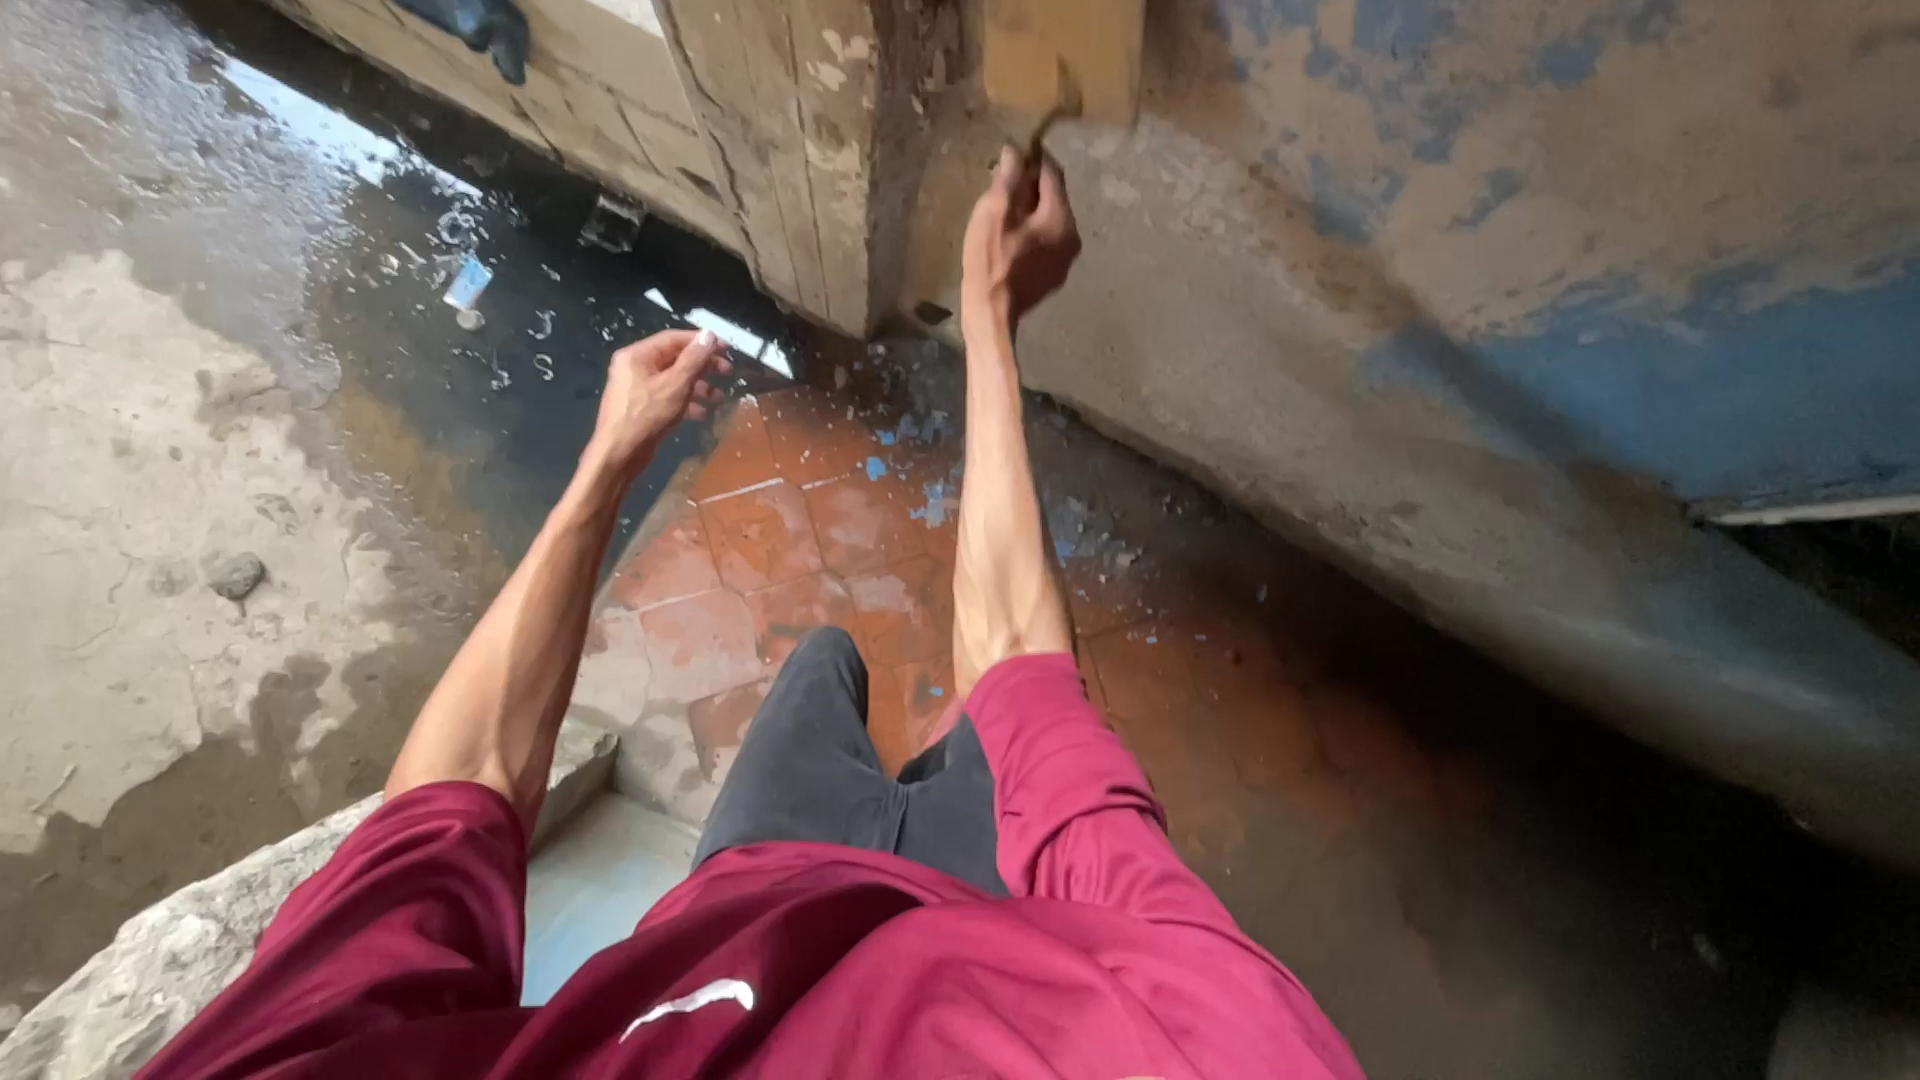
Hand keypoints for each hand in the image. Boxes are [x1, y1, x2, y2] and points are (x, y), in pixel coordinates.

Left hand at [587, 328, 730, 475]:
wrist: (620, 453)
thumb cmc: (646, 416)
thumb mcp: (675, 385)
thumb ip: (694, 359)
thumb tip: (709, 335)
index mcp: (637, 355)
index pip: (673, 339)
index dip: (701, 341)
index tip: (726, 348)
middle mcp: (636, 367)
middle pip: (675, 359)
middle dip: (703, 366)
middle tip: (728, 372)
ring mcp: (638, 388)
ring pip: (674, 380)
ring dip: (699, 387)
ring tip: (720, 398)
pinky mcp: (643, 407)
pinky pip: (669, 397)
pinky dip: (687, 402)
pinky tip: (703, 412)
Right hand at [961, 147, 1080, 330]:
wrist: (991, 312)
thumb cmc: (991, 260)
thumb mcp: (995, 210)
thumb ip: (1009, 177)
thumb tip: (1015, 151)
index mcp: (1061, 218)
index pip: (1052, 174)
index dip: (1033, 160)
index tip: (1015, 155)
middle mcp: (1072, 238)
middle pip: (1053, 200)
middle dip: (1030, 190)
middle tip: (1003, 189)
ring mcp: (1065, 262)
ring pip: (1049, 224)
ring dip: (1030, 214)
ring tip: (1005, 216)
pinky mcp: (1052, 279)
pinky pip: (1045, 246)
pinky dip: (1031, 237)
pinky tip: (1011, 242)